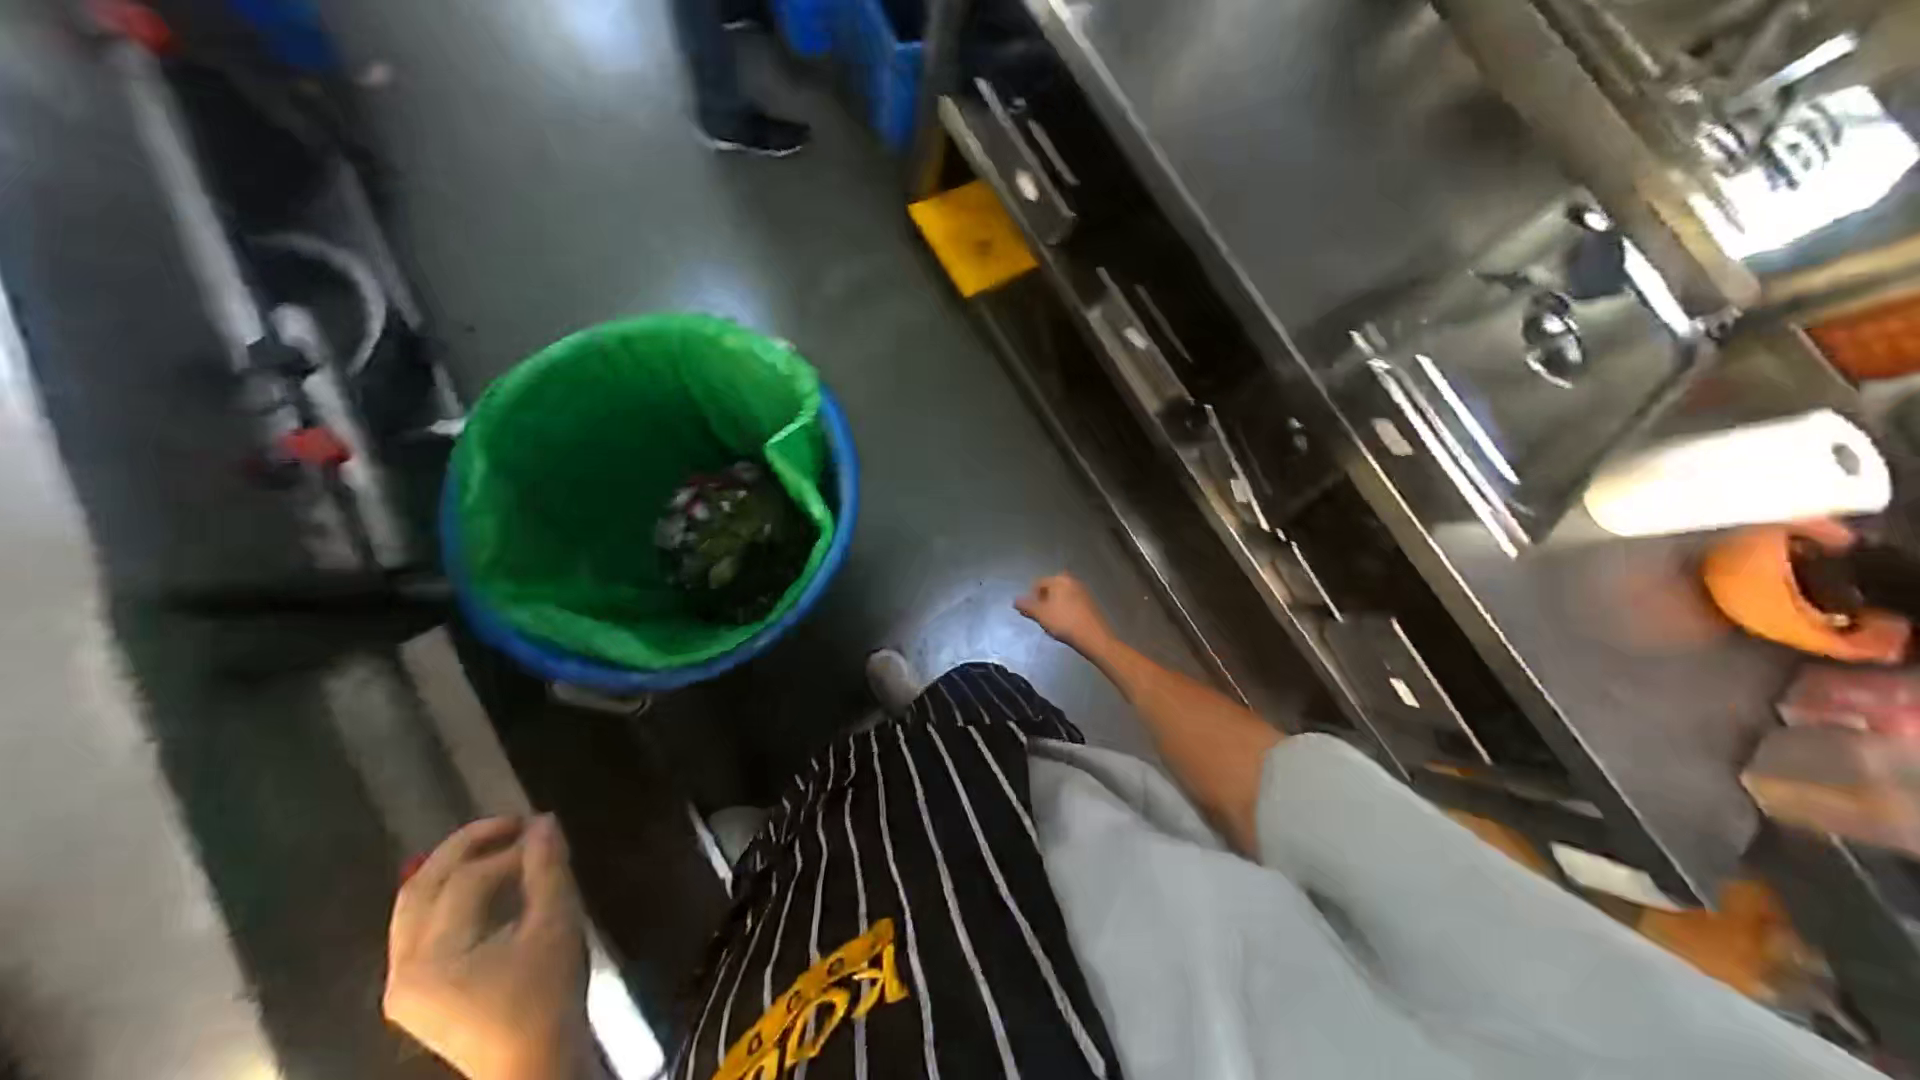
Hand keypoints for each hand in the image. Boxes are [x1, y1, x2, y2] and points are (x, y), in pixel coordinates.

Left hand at [385, 816, 591, 1079]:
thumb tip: (544, 822)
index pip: (467, 882)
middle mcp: (402, 970)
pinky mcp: (415, 990)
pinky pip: (423, 926)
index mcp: (432, 959)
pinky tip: (487, 882)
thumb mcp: (555, 928)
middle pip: (422, 887)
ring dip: (455, 867)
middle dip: (467, 845)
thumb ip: (548, 871)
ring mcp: (402, 984)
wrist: (534, 1067)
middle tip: (514, 822)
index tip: (546, 832)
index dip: (509, 850)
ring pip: (415, 905)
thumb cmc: (547, 998)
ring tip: (501, 842)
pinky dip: (452, 893)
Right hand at [1016, 573, 1113, 652]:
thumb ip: (1026, 605)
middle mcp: (1072, 581)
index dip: (1031, 597)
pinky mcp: (1090, 603)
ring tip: (1053, 622)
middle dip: (1043, 601)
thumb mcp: (1041, 615)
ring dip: (1054, 606)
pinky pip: (1072, 602)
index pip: (1038, 583)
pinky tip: (1066, 623)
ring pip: (1062, 596)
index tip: (1031, 612)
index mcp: (1060, 580)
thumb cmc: (1064, 622)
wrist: (1094, 637)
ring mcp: (1084, 591)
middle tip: (1041, 617)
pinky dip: (1066, 609)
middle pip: (1051, 588)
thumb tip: (1015, 600)